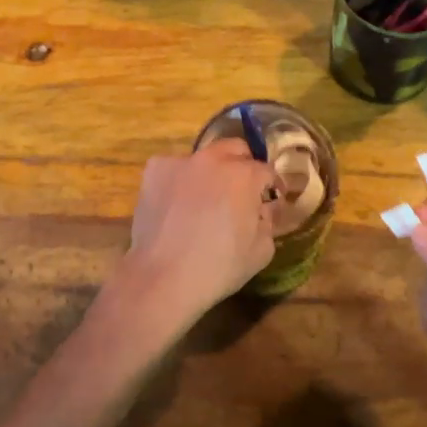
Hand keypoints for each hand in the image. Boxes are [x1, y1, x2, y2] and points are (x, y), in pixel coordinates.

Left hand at [121, 139, 278, 324]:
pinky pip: (175, 169)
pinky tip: (176, 206)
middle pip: (236, 149)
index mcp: (245, 174)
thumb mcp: (262, 251)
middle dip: (243, 166)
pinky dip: (180, 181)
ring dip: (209, 173)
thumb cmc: (218, 267)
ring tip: (203, 202)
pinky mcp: (155, 169)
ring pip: (203, 158)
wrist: (163, 276)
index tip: (269, 200)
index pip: (266, 171)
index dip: (271, 187)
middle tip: (239, 192)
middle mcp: (214, 158)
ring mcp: (181, 160)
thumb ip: (268, 220)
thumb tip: (263, 207)